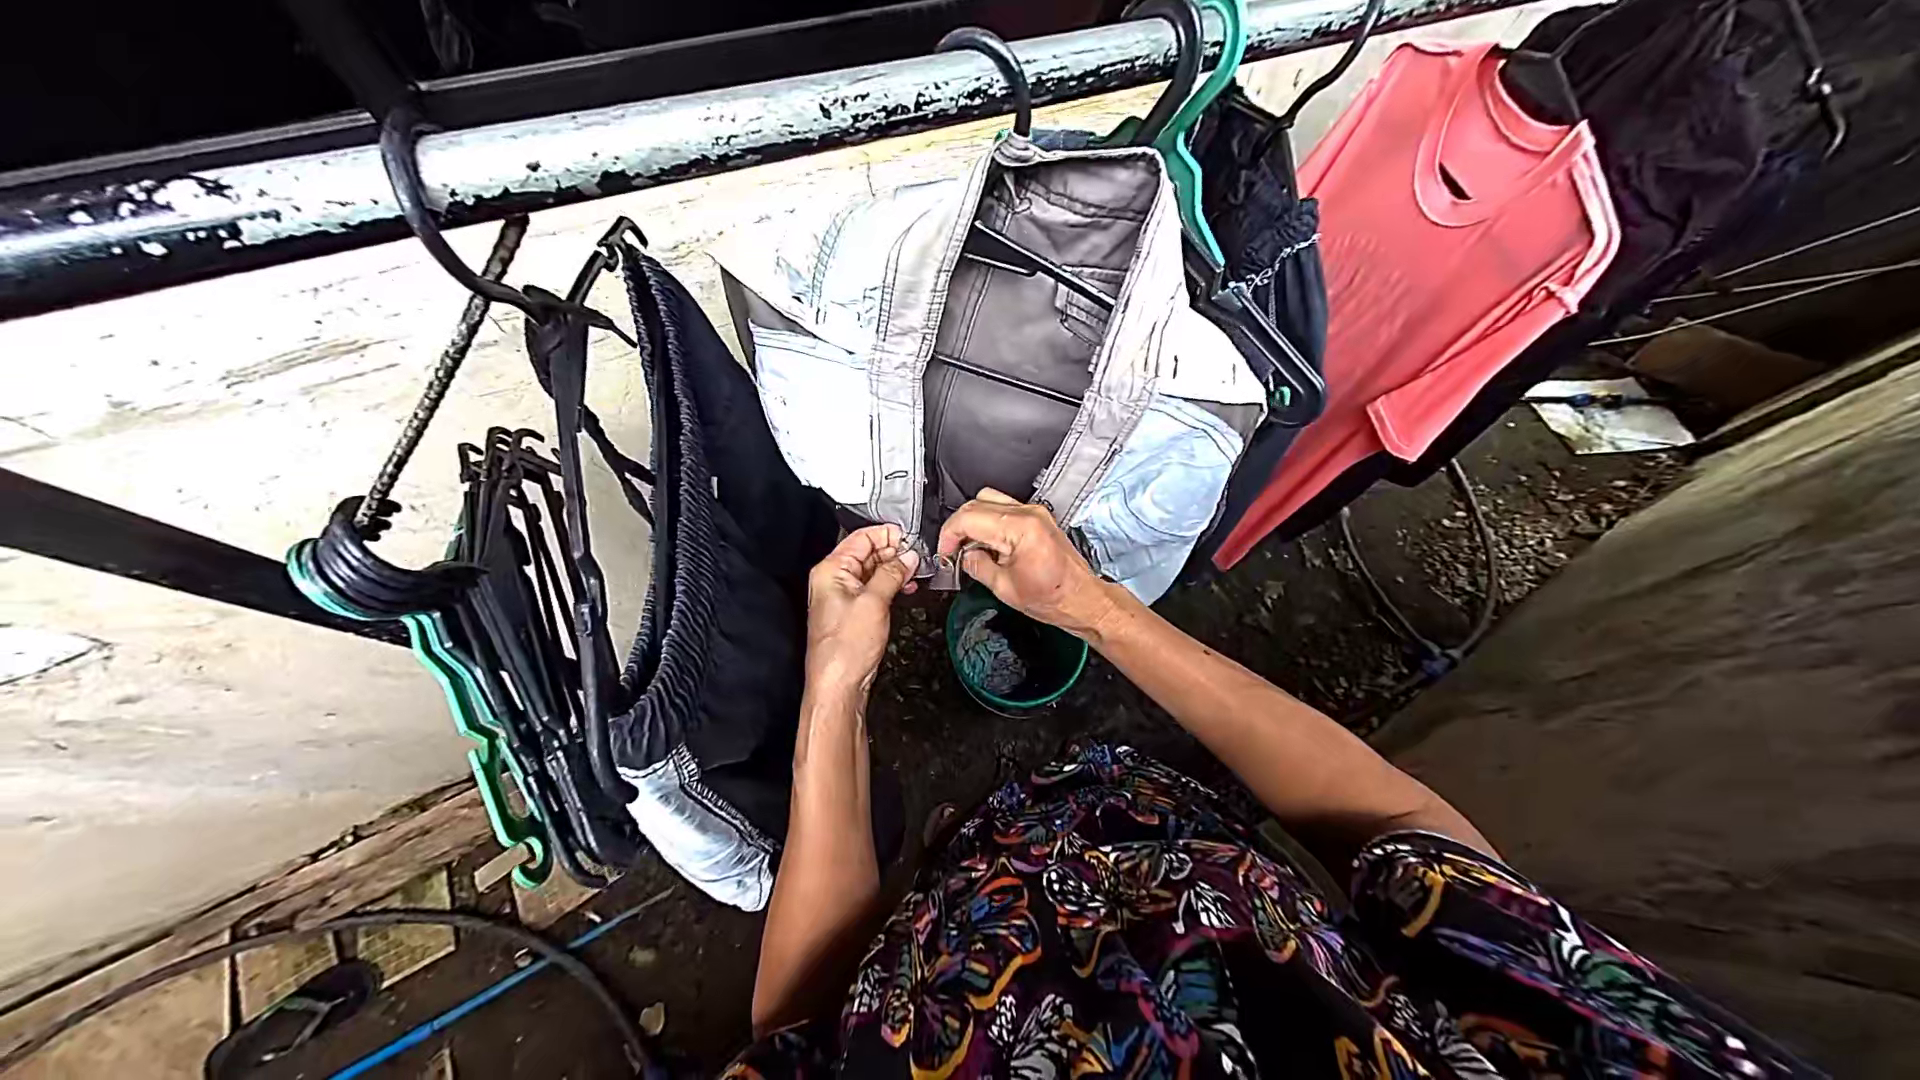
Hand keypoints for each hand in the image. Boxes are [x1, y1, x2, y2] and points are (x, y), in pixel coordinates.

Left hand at [806, 524, 919, 692]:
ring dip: (894, 568)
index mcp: (831, 570)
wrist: (838, 685)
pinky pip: (874, 588)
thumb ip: (892, 573)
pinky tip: (905, 585)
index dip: (886, 533)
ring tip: (915, 570)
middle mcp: (833, 580)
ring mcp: (843, 596)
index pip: (860, 537)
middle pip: (867, 552)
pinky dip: (891, 584)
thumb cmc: (844, 650)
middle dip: (893, 551)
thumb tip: (907, 557)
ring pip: (872, 570)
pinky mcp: (853, 612)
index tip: (908, 536)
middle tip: (916, 554)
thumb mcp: (874, 602)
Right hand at [938, 488, 1121, 639]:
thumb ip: (977, 566)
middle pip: (976, 503)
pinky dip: (989, 522)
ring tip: (970, 547)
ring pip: (989, 500)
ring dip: (973, 521)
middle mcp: (1029, 514)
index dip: (949, 534)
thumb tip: (963, 555)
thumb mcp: (1004, 588)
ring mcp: (1036, 513)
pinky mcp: (1039, 518)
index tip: (945, 551)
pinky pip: (1005, 508)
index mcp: (1020, 528)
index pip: (969, 517)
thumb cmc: (1054, 597)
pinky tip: (988, 544)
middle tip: (952, 550)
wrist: (1082, 599)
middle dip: (958, 527)